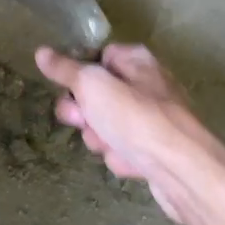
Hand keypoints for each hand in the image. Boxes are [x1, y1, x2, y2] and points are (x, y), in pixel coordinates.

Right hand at [35, 44, 210, 223]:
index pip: (96, 56)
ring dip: (99, 137)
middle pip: (95, 94)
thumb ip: (64, 69)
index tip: (68, 88)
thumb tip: (41, 51)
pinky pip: (123, 148)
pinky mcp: (156, 150)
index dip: (78, 74)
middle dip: (83, 113)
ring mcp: (153, 120)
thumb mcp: (91, 86)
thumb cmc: (136, 119)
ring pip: (104, 124)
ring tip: (111, 145)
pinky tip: (130, 162)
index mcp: (136, 61)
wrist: (184, 172)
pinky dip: (121, 155)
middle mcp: (148, 85)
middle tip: (82, 121)